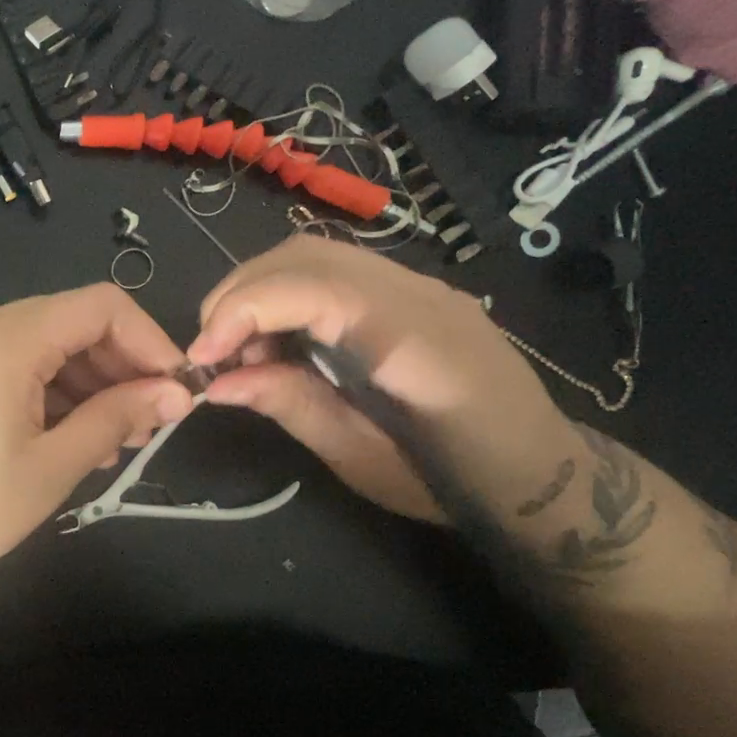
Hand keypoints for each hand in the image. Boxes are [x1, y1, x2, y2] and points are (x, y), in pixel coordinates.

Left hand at [0, 284, 197, 589]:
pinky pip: (5, 362)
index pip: (100, 306)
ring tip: (108, 442)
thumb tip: (175, 392)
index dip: (149, 340)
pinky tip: (62, 436)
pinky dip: (42, 388)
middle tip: (144, 425)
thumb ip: (116, 418)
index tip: (174, 390)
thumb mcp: (51, 467)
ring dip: (82, 382)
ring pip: (38, 342)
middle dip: (117, 366)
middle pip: (68, 321)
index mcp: (4, 340)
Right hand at [187, 236, 575, 521]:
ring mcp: (420, 286)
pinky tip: (274, 343)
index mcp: (417, 344)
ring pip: (314, 255)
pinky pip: (332, 271)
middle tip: (209, 355)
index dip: (245, 312)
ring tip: (238, 351)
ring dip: (256, 292)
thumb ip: (292, 407)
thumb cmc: (449, 481)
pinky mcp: (409, 292)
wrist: (537, 471)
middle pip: (305, 257)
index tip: (200, 359)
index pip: (316, 290)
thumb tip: (217, 383)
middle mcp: (420, 296)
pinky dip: (282, 295)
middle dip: (237, 296)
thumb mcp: (360, 458)